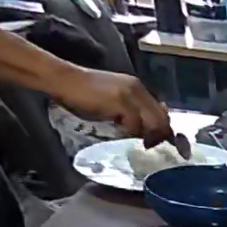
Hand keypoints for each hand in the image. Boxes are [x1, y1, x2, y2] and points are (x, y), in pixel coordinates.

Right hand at [49, 67, 172, 146]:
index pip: (161, 112)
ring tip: (133, 140)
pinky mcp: (120, 100)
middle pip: (161, 118)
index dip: (162, 129)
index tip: (155, 142)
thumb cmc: (85, 94)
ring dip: (144, 136)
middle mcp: (138, 89)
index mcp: (138, 88)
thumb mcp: (114, 100)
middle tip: (148, 146)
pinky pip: (135, 124)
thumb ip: (131, 110)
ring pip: (151, 122)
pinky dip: (130, 133)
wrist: (64, 80)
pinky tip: (119, 133)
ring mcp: (130, 93)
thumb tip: (147, 129)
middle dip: (158, 136)